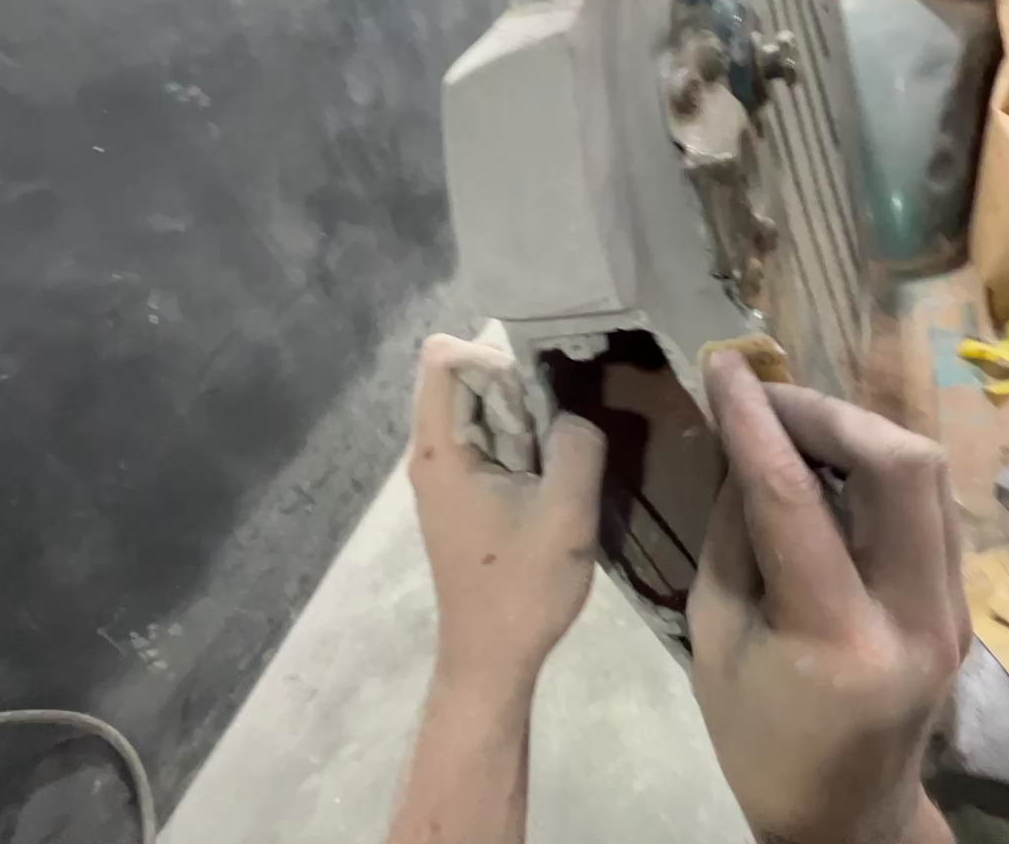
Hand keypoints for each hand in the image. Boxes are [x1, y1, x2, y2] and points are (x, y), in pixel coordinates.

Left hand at [409, 334, 607, 689]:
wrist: (489, 657)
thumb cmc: (521, 589)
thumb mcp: (566, 516)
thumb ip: (576, 448)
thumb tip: (576, 412)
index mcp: (441, 449)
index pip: (442, 356)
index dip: (490, 351)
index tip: (537, 384)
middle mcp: (431, 450)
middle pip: (462, 375)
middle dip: (512, 382)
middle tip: (558, 419)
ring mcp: (443, 469)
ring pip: (476, 404)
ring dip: (520, 411)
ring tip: (559, 443)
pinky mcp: (459, 488)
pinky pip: (484, 435)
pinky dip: (516, 435)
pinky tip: (548, 467)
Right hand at [688, 352, 967, 843]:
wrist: (847, 816)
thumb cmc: (756, 733)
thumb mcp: (712, 630)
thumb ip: (731, 531)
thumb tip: (743, 447)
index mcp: (836, 640)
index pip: (794, 497)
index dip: (754, 418)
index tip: (724, 365)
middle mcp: (917, 617)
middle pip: (903, 465)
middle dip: (827, 410)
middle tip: (765, 397)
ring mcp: (954, 608)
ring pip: (927, 471)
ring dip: (854, 428)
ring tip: (791, 421)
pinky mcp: (959, 599)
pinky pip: (925, 499)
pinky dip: (874, 460)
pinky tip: (829, 461)